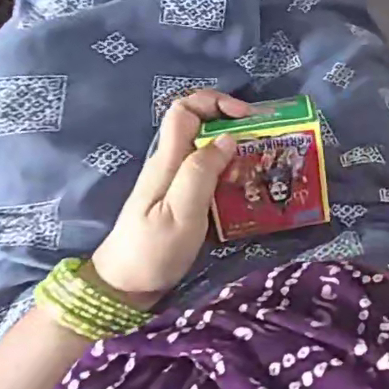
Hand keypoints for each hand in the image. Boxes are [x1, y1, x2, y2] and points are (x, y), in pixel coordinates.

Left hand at [90, 89, 252, 308]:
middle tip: (264, 141)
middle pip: (199, 124)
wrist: (125, 286)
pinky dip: (230, 171)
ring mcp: (175, 181)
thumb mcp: (181, 213)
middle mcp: (171, 163)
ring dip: (235, 149)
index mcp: (168, 160)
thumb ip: (201, 173)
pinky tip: (247, 188)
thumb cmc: (152, 250)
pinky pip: (208, 172)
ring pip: (206, 149)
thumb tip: (228, 137)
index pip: (185, 108)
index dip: (215, 102)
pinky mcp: (181, 198)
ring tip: (262, 164)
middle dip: (232, 124)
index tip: (246, 118)